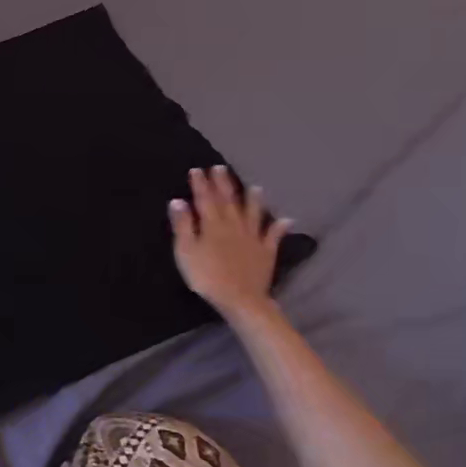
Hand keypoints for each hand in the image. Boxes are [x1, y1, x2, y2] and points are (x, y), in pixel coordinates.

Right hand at [170, 165, 291, 319]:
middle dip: (223, 183)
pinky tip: (287, 219)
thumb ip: (183, 226)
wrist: (240, 298)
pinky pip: (274, 236)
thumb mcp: (187, 251)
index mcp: (213, 225)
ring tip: (255, 186)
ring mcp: (253, 237)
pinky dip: (280, 226)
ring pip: (253, 213)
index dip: (201, 183)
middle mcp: (234, 225)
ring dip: (253, 199)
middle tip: (221, 168)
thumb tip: (178, 201)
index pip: (205, 199)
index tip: (197, 169)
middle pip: (228, 201)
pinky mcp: (266, 251)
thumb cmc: (207, 276)